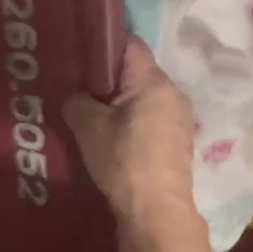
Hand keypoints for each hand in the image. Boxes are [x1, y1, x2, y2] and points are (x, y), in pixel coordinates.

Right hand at [64, 37, 202, 239]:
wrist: (155, 209)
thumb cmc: (123, 160)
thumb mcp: (88, 126)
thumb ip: (77, 101)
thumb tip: (77, 97)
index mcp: (154, 82)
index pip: (130, 45)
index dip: (102, 42)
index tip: (77, 47)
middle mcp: (173, 94)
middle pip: (134, 72)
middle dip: (105, 76)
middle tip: (73, 82)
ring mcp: (179, 118)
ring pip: (140, 96)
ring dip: (115, 100)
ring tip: (86, 110)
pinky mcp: (176, 141)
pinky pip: (147, 117)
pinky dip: (126, 119)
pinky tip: (106, 133)